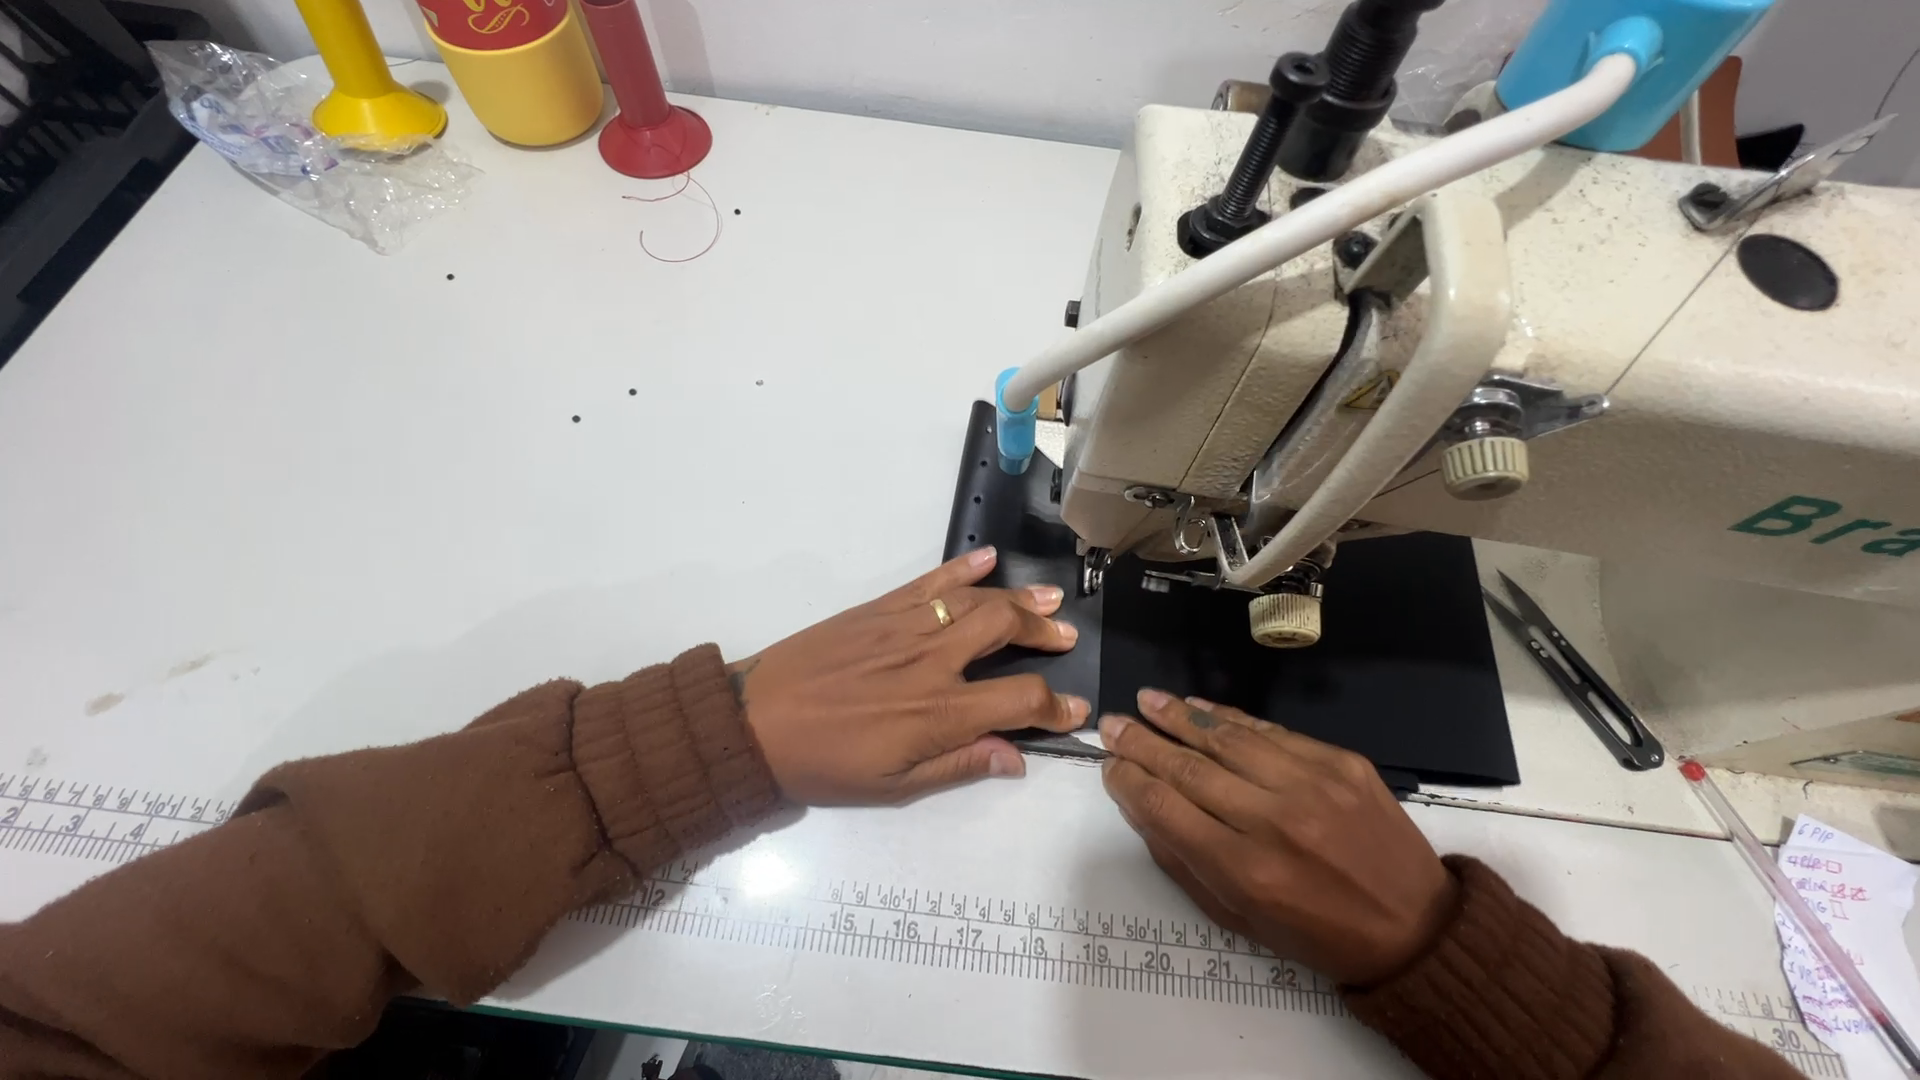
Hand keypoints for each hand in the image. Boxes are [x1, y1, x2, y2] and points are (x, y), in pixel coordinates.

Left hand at [731, 546, 1087, 804]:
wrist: (756, 721)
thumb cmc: (825, 764)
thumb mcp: (893, 786)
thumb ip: (958, 766)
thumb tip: (1015, 759)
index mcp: (939, 712)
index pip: (1019, 701)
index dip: (1056, 707)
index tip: (1075, 709)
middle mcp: (932, 660)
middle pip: (1004, 629)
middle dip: (1043, 631)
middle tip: (1065, 636)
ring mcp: (906, 627)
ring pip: (974, 600)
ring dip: (1016, 596)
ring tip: (1048, 597)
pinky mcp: (880, 607)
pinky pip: (929, 581)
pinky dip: (962, 567)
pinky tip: (987, 558)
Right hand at [1098, 690, 1455, 985]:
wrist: (1417, 928)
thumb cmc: (1316, 933)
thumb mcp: (1236, 917)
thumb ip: (1181, 859)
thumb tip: (1138, 801)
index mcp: (1245, 871)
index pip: (1165, 808)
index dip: (1128, 780)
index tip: (1108, 764)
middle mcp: (1274, 821)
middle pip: (1188, 768)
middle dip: (1142, 742)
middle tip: (1111, 723)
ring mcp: (1312, 784)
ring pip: (1227, 738)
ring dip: (1180, 716)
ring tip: (1147, 699)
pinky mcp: (1341, 762)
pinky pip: (1271, 730)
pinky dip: (1230, 717)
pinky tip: (1199, 705)